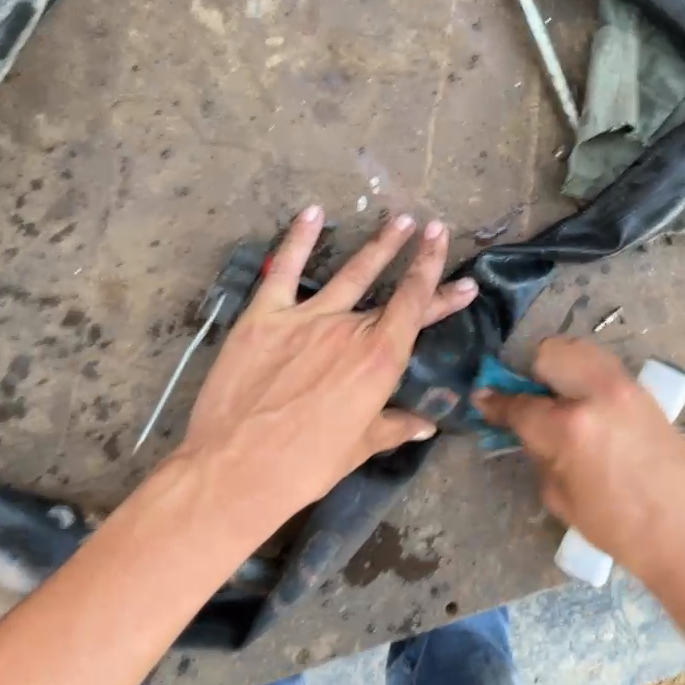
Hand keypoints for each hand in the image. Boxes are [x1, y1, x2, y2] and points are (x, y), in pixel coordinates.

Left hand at [170, 207, 477, 518]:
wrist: (235, 470)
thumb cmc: (305, 466)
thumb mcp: (359, 448)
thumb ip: (394, 427)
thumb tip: (426, 425)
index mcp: (379, 359)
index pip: (416, 304)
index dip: (436, 276)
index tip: (449, 253)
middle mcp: (350, 329)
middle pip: (394, 288)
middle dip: (419, 256)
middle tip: (432, 228)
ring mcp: (306, 318)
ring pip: (351, 272)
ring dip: (378, 244)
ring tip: (397, 219)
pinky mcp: (264, 317)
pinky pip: (283, 270)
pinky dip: (298, 239)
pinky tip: (314, 214)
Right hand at [474, 336, 684, 586]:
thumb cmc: (619, 531)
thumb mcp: (562, 498)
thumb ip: (540, 453)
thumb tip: (528, 429)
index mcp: (570, 427)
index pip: (520, 404)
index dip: (495, 403)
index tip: (482, 399)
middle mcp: (596, 394)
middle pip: (550, 353)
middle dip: (533, 373)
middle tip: (532, 400)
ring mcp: (625, 386)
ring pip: (580, 349)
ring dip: (562, 367)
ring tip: (561, 398)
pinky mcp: (644, 391)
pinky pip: (605, 366)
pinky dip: (589, 375)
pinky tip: (590, 406)